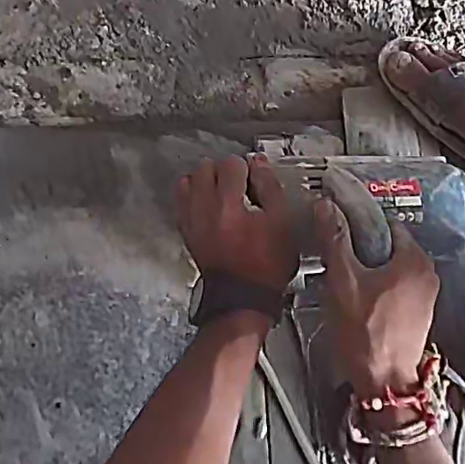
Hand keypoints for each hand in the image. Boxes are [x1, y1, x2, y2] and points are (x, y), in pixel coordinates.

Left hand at [177, 154, 298, 292]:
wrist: (243, 298)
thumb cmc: (265, 268)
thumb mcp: (282, 225)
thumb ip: (270, 189)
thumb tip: (259, 164)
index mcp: (229, 207)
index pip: (231, 164)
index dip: (247, 167)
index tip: (255, 178)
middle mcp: (204, 210)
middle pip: (206, 168)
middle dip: (224, 171)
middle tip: (240, 184)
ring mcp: (192, 221)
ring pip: (189, 181)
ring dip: (206, 181)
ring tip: (222, 193)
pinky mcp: (186, 231)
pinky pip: (182, 201)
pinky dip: (193, 196)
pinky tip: (208, 205)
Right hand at [314, 197, 438, 397]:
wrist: (384, 382)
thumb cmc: (365, 332)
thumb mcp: (343, 281)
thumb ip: (335, 240)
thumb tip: (326, 206)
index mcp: (415, 260)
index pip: (385, 223)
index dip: (359, 222)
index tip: (337, 225)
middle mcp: (426, 274)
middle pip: (388, 245)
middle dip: (362, 246)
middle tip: (335, 253)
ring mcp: (425, 295)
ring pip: (390, 266)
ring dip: (367, 266)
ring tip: (341, 274)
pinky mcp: (417, 312)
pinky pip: (394, 285)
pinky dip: (376, 283)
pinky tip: (355, 294)